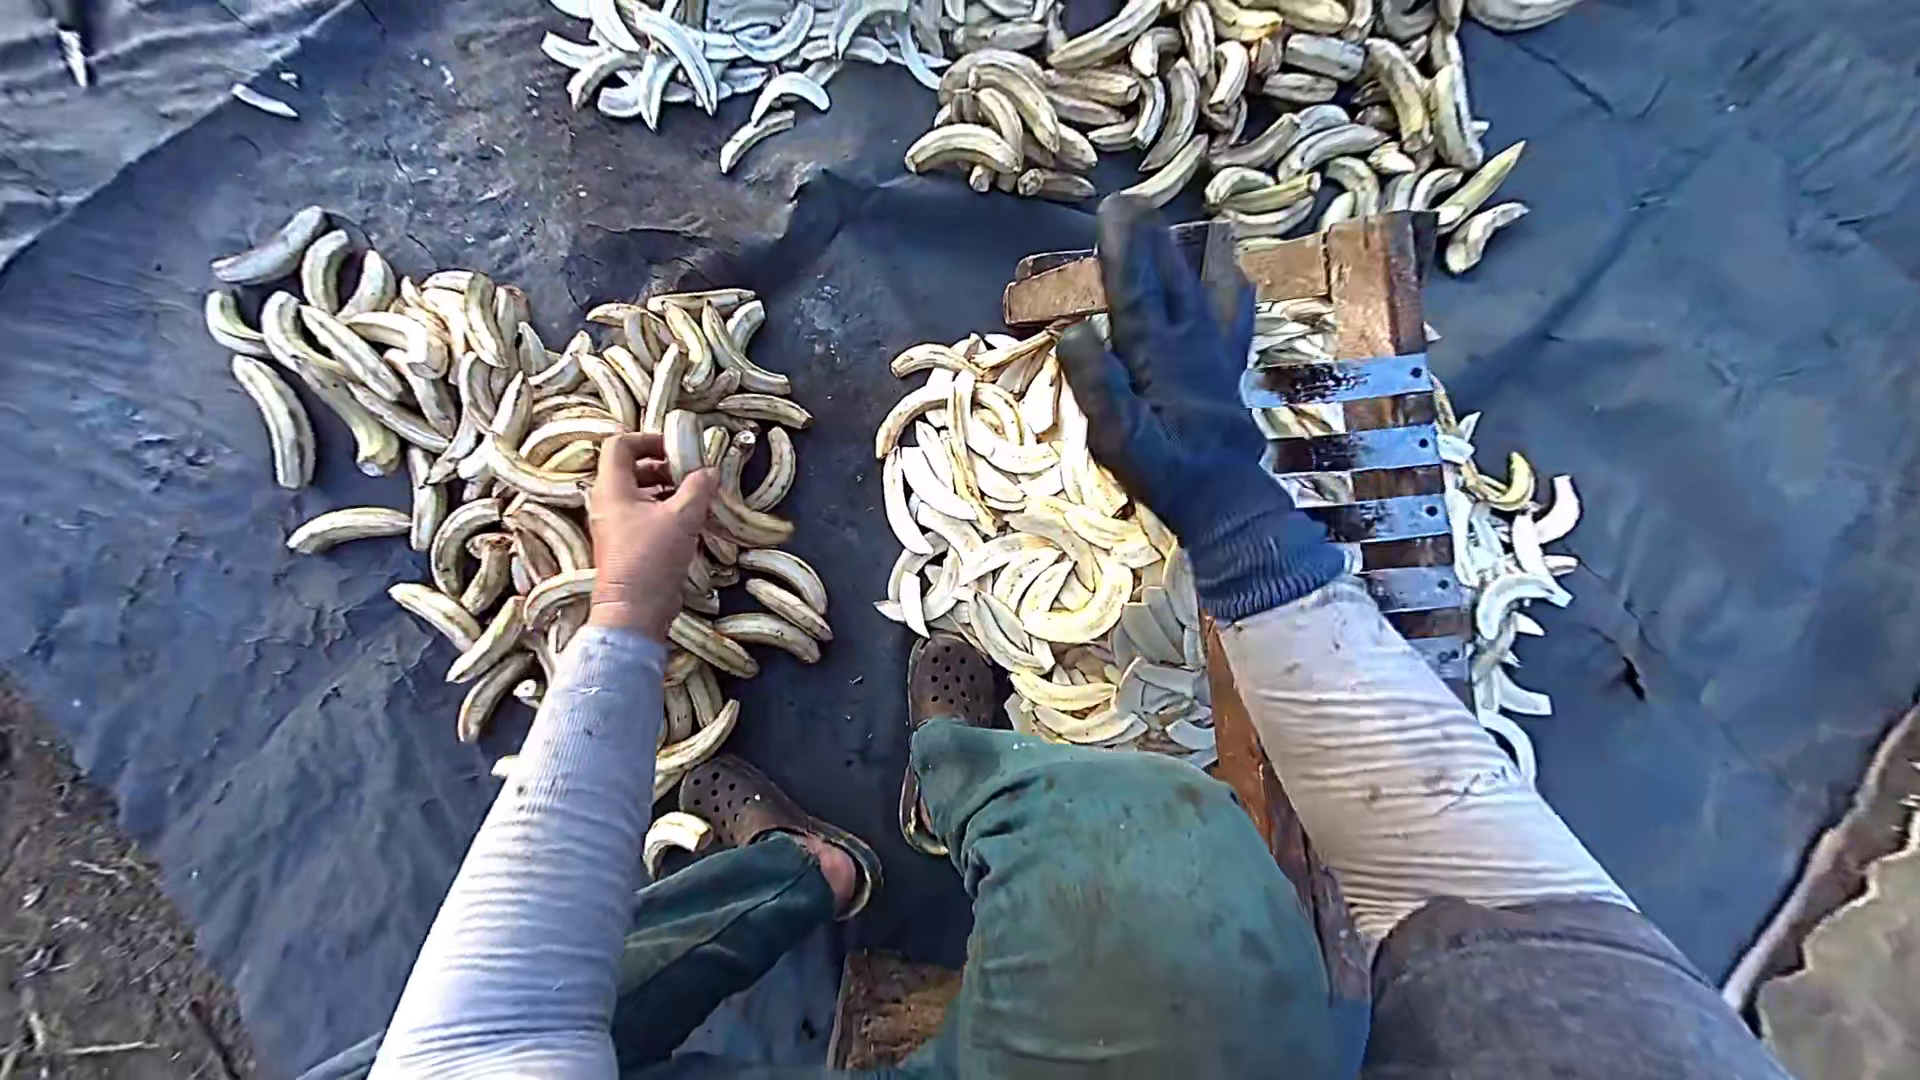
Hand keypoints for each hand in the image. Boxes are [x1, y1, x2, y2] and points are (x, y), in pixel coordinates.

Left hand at [585, 432, 715, 641]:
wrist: (635, 609)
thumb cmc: (651, 558)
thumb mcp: (683, 517)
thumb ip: (699, 488)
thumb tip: (711, 470)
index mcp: (612, 489)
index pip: (620, 445)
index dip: (648, 439)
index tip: (677, 447)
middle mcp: (609, 503)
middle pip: (632, 468)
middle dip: (664, 465)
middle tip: (692, 472)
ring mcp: (617, 525)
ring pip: (641, 493)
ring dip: (669, 489)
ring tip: (697, 496)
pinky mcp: (628, 544)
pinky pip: (646, 515)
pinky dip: (667, 510)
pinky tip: (692, 520)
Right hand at [1056, 196, 1343, 620]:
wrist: (1223, 500)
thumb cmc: (1163, 473)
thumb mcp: (1117, 438)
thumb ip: (1096, 384)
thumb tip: (1073, 331)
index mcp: (1157, 358)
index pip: (1134, 294)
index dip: (1123, 251)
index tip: (1112, 208)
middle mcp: (1190, 347)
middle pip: (1169, 282)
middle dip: (1152, 240)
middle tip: (1136, 200)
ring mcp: (1215, 359)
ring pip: (1206, 295)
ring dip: (1198, 259)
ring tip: (1207, 223)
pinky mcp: (1228, 374)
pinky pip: (1236, 324)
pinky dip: (1235, 296)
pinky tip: (1238, 279)